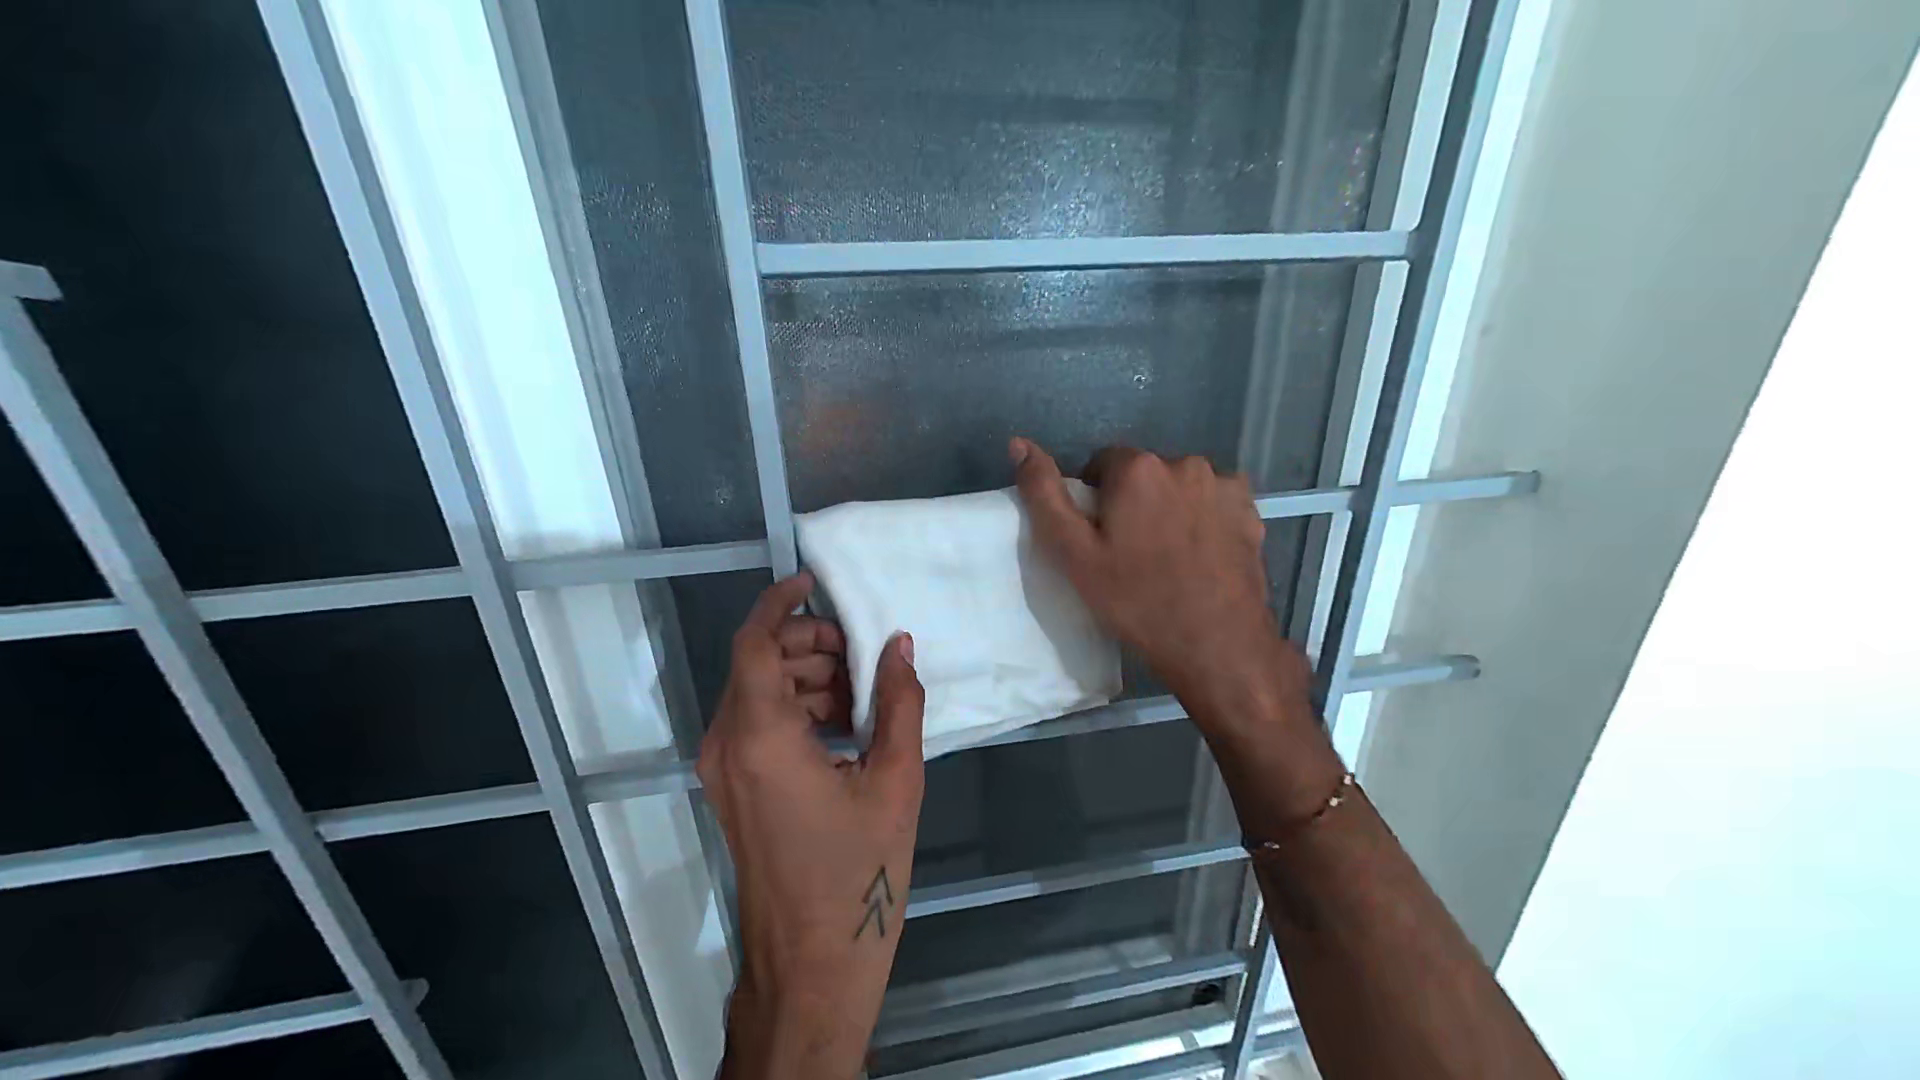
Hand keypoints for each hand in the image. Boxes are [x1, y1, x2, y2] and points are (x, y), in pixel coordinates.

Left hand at [699, 572, 925, 1079]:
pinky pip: (758, 724)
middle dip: (810, 645)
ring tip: (864, 697)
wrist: (811, 963)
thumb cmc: (858, 871)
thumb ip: (900, 703)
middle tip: (864, 654)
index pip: (755, 641)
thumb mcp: (895, 780)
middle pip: (758, 661)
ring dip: (808, 678)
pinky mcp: (734, 788)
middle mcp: (728, 743)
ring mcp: (724, 769)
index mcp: (761, 734)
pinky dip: (797, 708)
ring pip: (758, 691)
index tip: (816, 585)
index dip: (781, 604)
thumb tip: (900, 644)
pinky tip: (845, 728)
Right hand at [1010, 439, 1334, 814]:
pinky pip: (1212, 503)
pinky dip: (1201, 519)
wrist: (1216, 646)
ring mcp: (1224, 486)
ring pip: (1178, 487)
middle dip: (1131, 501)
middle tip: (1128, 553)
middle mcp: (1186, 463)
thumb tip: (1019, 443)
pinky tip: (1198, 556)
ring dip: (1167, 508)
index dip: (1094, 500)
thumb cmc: (1136, 600)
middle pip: (1142, 473)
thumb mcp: (1073, 554)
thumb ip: (1043, 494)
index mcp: (1138, 468)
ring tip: (1166, 557)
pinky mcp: (1250, 511)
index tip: (1099, 539)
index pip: (1102, 463)